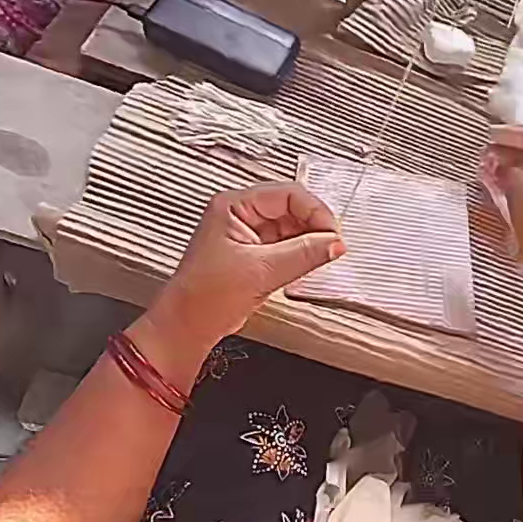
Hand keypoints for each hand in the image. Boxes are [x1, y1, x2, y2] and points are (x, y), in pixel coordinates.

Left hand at [152, 183, 345, 343]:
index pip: (288, 194)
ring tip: (322, 257)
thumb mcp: (261, 270)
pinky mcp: (255, 254)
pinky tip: (310, 264)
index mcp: (234, 206)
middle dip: (314, 226)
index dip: (314, 211)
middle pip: (292, 208)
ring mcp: (248, 234)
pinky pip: (287, 245)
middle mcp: (241, 215)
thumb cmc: (204, 296)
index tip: (332, 234)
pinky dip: (302, 253)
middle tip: (332, 245)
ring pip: (292, 227)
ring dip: (310, 241)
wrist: (187, 327)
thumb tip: (334, 243)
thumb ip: (304, 254)